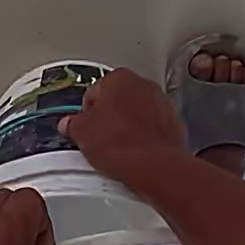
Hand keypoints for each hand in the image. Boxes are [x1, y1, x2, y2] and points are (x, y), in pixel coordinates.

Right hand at [58, 68, 190, 185]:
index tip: (85, 126)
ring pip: (138, 112)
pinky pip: (153, 127)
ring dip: (128, 126)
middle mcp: (143, 85)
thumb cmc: (121, 144)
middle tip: (100, 137)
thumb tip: (70, 125)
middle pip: (118, 99)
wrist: (154, 166)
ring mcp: (162, 103)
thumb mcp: (81, 133)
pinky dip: (145, 136)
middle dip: (110, 116)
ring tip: (119, 147)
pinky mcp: (174, 123)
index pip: (94, 92)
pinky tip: (136, 152)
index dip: (87, 112)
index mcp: (119, 78)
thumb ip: (73, 123)